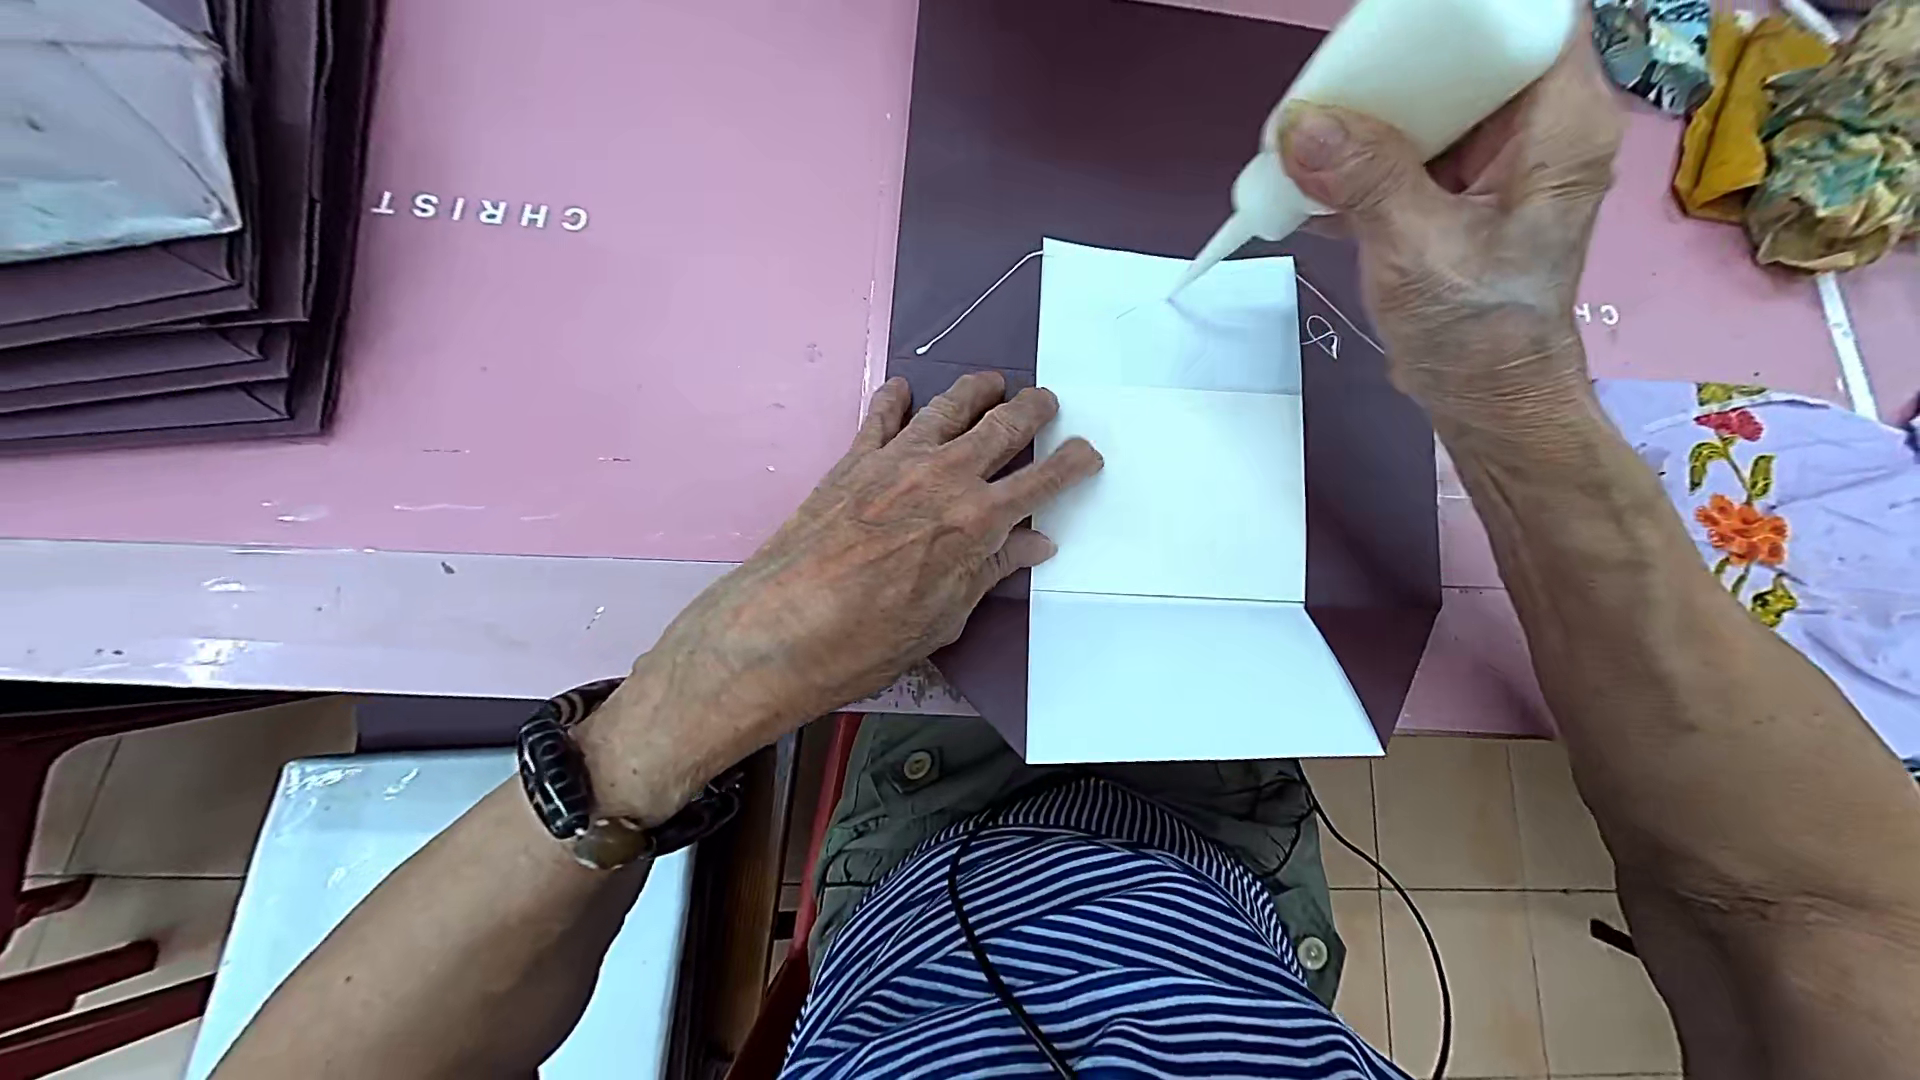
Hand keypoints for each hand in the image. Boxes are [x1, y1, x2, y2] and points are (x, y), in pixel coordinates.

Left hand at [580, 372, 1101, 821]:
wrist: (782, 627)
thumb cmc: (870, 640)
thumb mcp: (947, 616)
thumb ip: (992, 569)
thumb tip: (1037, 543)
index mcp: (979, 520)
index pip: (1044, 479)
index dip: (1073, 462)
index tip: (1088, 453)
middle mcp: (945, 476)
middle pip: (1003, 425)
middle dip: (1034, 409)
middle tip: (1047, 402)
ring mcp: (897, 460)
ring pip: (950, 405)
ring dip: (978, 389)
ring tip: (992, 382)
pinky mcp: (853, 458)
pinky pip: (881, 414)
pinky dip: (897, 397)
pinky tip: (904, 390)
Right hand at [1279, 26, 1622, 426]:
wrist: (1479, 394)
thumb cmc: (1476, 329)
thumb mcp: (1418, 250)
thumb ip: (1366, 182)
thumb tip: (1303, 127)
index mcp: (1554, 124)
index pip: (1517, 25)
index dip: (1451, 21)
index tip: (1380, 35)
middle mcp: (1528, 134)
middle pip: (1460, 65)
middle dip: (1388, 77)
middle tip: (1325, 92)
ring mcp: (1485, 171)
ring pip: (1423, 115)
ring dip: (1361, 128)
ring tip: (1304, 142)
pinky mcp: (1447, 204)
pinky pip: (1399, 163)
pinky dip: (1354, 171)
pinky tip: (1310, 185)